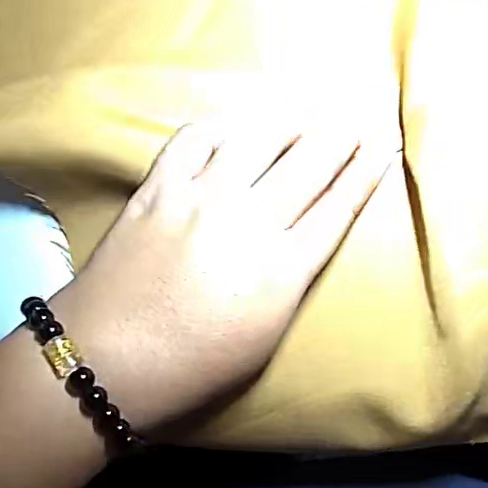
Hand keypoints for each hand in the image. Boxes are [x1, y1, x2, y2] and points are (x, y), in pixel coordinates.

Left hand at [49, 115, 394, 432]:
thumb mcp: (266, 336)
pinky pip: (194, 139)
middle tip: (353, 124)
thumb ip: (291, 280)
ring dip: (289, 125)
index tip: (380, 149)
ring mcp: (199, 199)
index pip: (337, 208)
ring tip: (302, 121)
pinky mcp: (157, 188)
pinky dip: (221, 128)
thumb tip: (304, 237)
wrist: (107, 361)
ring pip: (257, 140)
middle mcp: (248, 223)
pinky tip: (234, 129)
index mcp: (282, 271)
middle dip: (340, 139)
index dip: (364, 174)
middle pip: (309, 165)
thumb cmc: (195, 366)